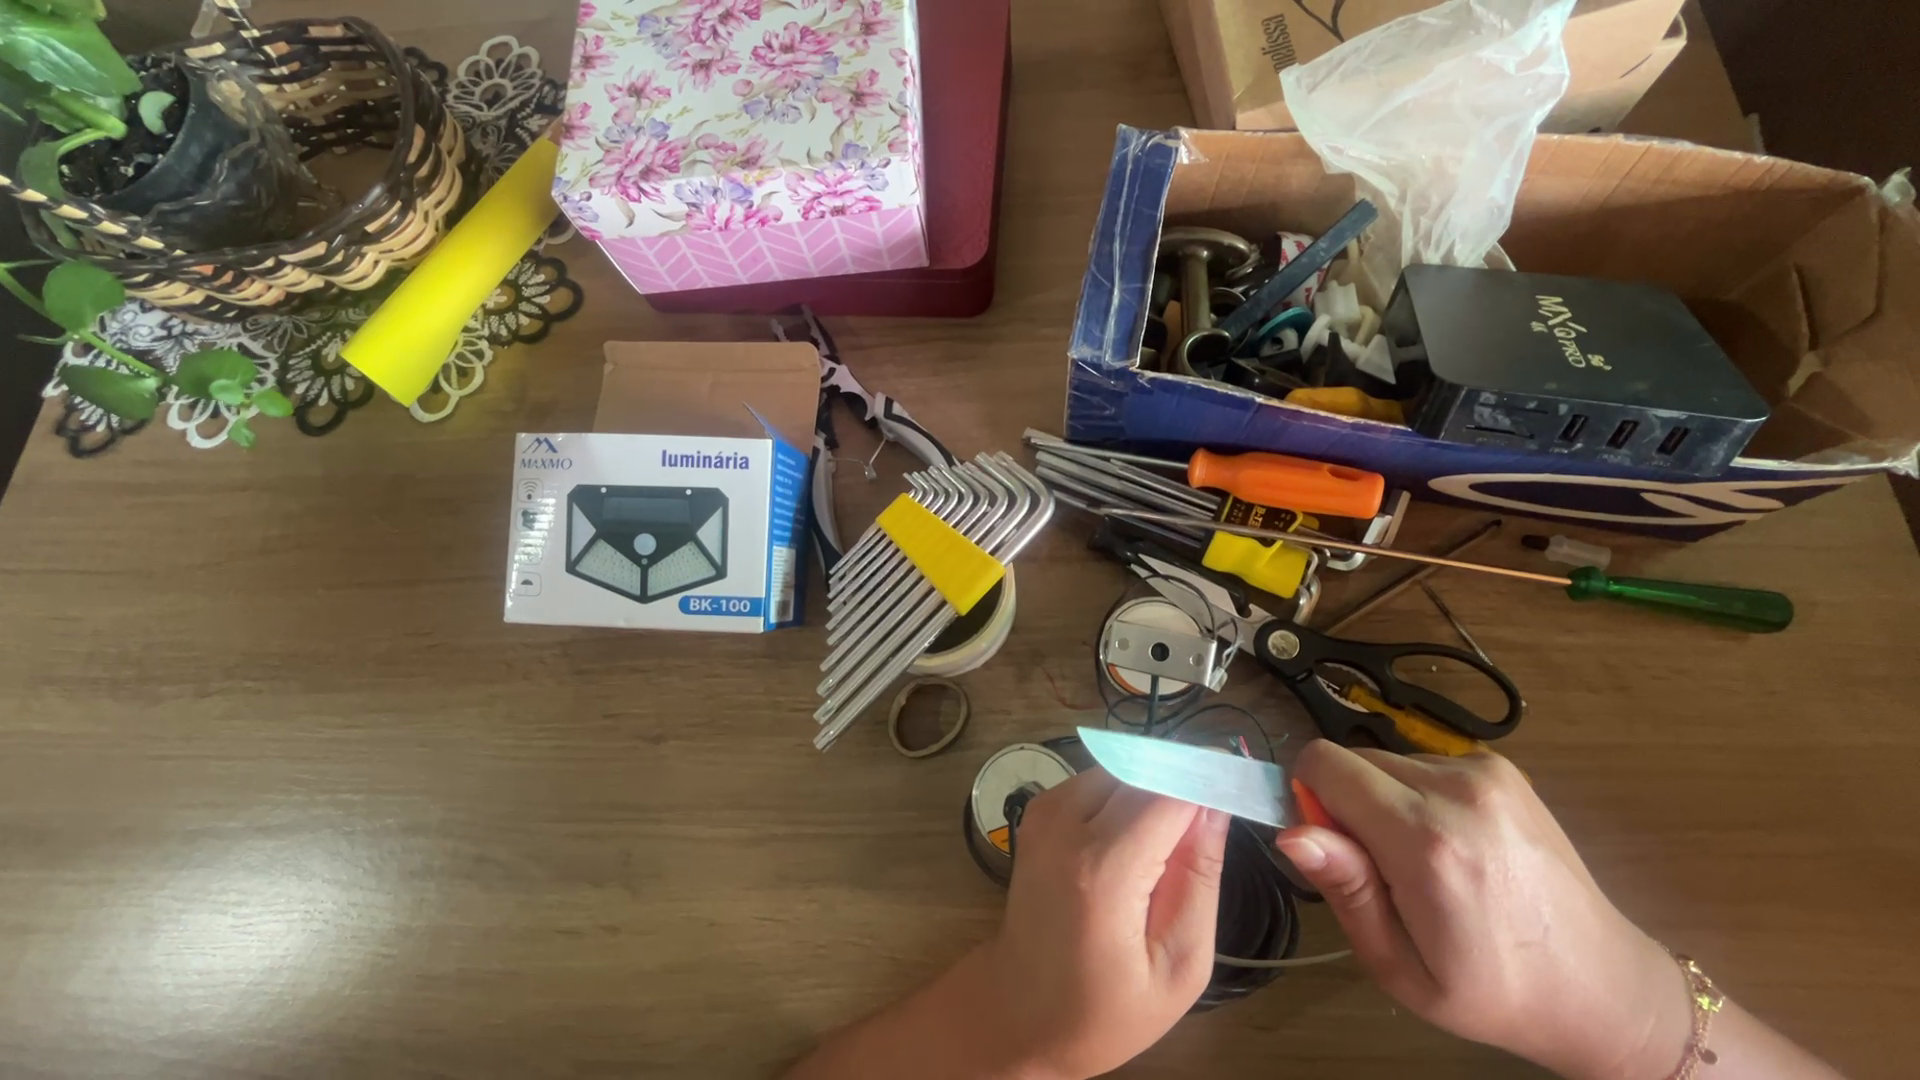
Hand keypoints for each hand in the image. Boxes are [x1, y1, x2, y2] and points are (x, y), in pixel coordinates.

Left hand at [980, 767, 1230, 1079]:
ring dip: (1153, 789)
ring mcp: (1044, 812)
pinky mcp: (1038, 810)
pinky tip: (1137, 842)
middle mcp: (1064, 824)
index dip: (1208, 777)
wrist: (1019, 1011)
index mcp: (1101, 870)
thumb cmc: (1105, 1009)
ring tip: (1174, 844)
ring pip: (1119, 767)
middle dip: (1183, 781)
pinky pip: (1096, 780)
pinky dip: (1125, 796)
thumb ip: (1200, 876)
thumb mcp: (1179, 964)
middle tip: (1216, 821)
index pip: (1166, 791)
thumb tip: (1217, 805)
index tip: (1244, 781)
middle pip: (1141, 769)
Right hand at [1277, 742, 1691, 1079]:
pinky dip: (1417, 794)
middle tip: (1380, 867)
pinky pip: (1423, 763)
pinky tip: (1452, 843)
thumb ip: (1346, 889)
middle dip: (1347, 802)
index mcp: (1425, 841)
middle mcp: (1456, 789)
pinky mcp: (1503, 769)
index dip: (1309, 798)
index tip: (1333, 847)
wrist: (1604, 989)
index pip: (1323, 764)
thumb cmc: (1490, 991)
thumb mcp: (1400, 967)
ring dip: (1384, 799)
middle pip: (1352, 759)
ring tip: (1423, 860)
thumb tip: (1291, 833)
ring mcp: (1487, 773)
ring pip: (1387, 760)